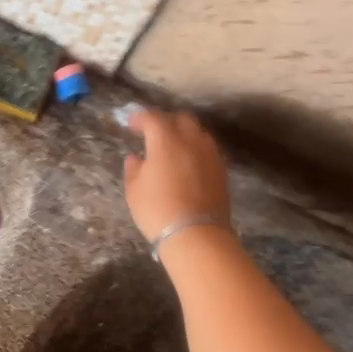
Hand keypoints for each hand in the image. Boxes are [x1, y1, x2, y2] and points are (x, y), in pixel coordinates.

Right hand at [123, 109, 230, 240]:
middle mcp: (191, 141)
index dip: (140, 117)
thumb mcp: (134, 190)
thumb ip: (133, 169)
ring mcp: (210, 154)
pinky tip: (188, 162)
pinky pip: (208, 149)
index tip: (130, 123)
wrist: (196, 233)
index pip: (153, 119)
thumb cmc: (157, 210)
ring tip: (173, 146)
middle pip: (181, 119)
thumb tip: (136, 158)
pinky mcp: (222, 169)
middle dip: (166, 120)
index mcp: (166, 141)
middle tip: (153, 132)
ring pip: (198, 132)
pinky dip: (196, 149)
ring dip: (184, 133)